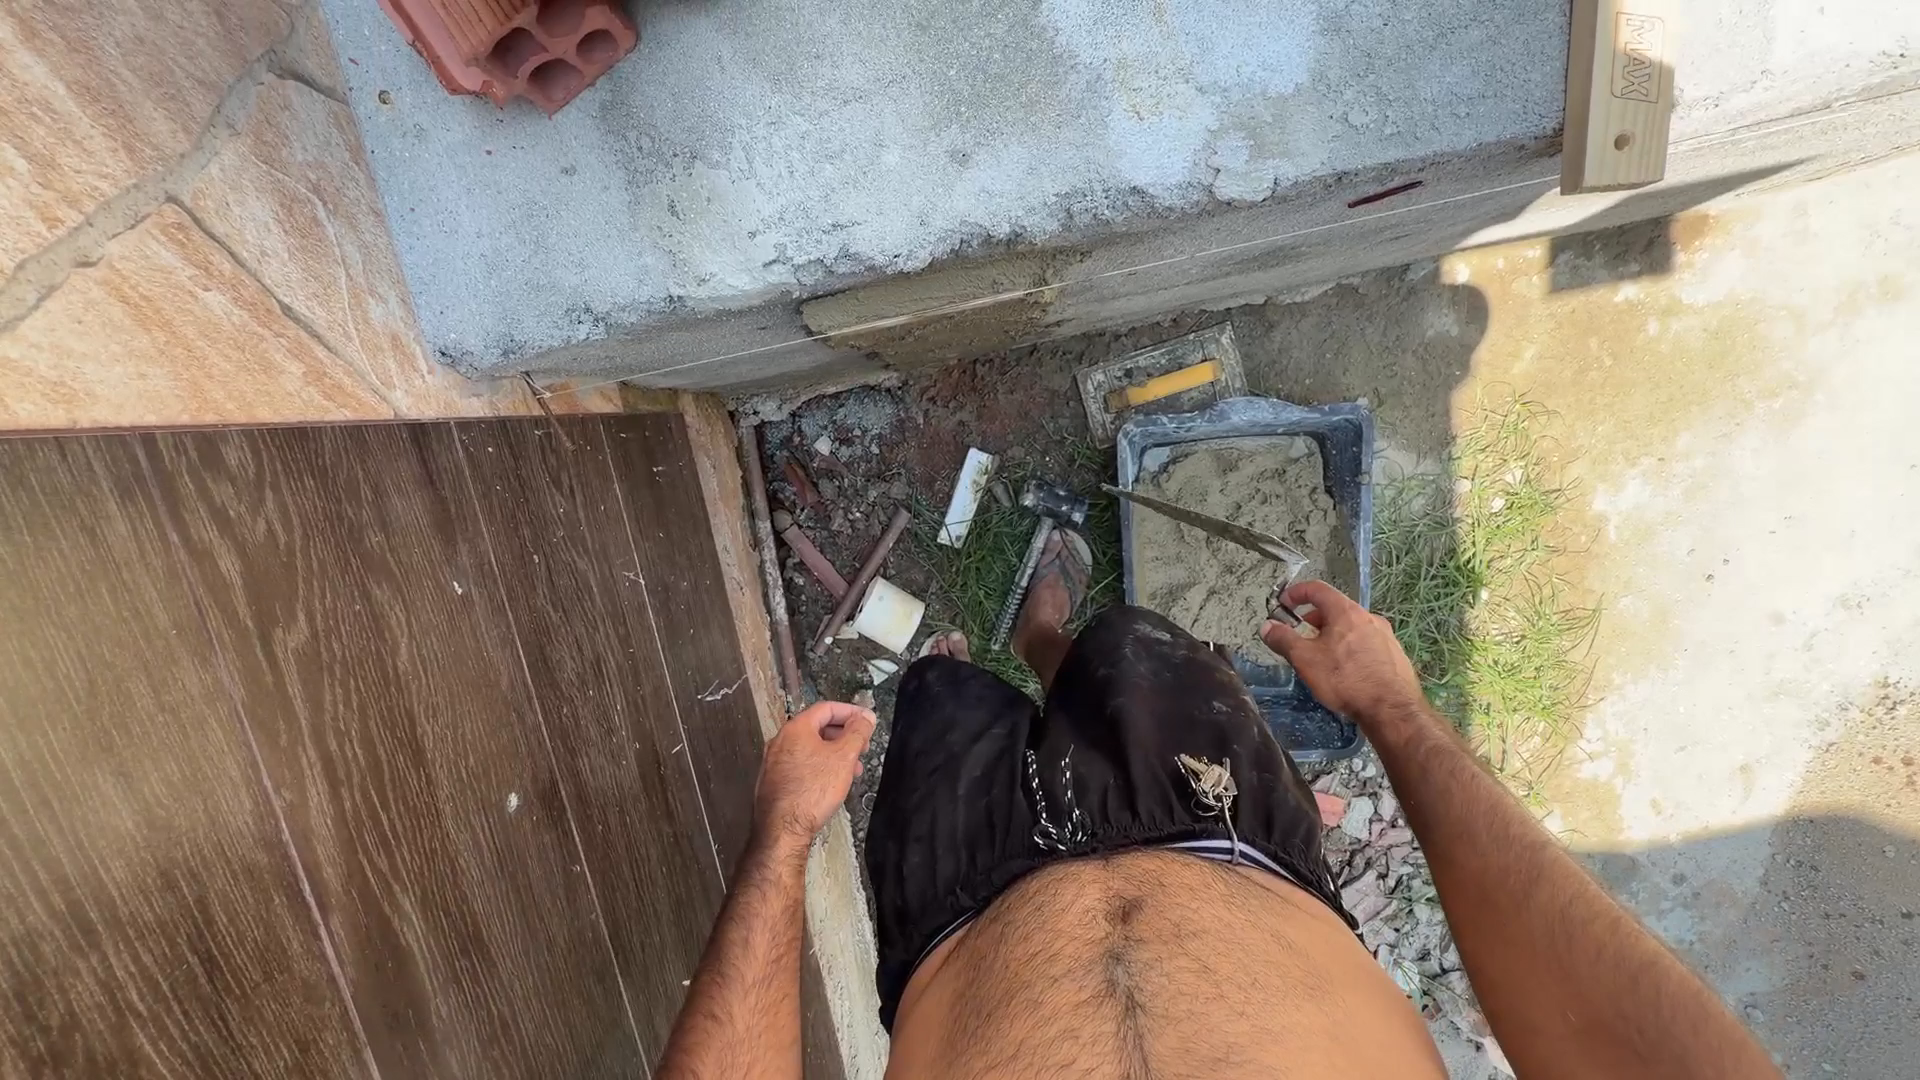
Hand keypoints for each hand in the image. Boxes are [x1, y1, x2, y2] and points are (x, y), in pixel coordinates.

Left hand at [751, 700, 875, 854]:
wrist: (783, 829)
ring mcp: (774, 761)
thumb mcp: (844, 757)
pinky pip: (801, 764)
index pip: (827, 708)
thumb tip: (865, 717)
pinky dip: (819, 766)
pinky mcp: (774, 781)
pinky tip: (831, 781)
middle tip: (861, 743)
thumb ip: (858, 732)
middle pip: (818, 727)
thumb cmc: (810, 793)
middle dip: (844, 734)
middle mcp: (781, 741)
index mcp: (796, 728)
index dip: (851, 712)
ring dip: (834, 752)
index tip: (865, 720)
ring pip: (810, 747)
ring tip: (852, 767)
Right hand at [1260, 580, 1425, 727]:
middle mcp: (1369, 617)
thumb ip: (1282, 639)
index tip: (1283, 604)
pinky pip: (1366, 642)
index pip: (1317, 589)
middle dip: (1313, 618)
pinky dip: (1349, 647)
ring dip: (1332, 634)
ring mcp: (1386, 636)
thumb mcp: (1304, 659)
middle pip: (1335, 608)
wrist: (1392, 711)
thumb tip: (1267, 626)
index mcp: (1346, 612)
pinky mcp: (1395, 655)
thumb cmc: (1345, 679)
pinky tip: (1345, 670)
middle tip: (1300, 635)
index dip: (1296, 592)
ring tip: (1321, 656)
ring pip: (1351, 626)